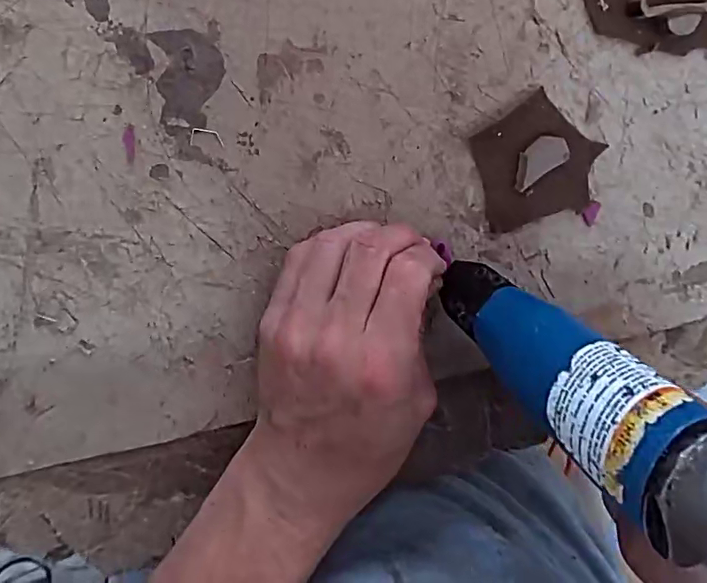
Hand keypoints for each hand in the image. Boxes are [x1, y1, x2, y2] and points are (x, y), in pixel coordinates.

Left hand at [154, 220, 445, 582]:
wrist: (297, 475)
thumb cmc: (368, 444)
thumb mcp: (420, 395)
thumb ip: (421, 332)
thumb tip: (422, 277)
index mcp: (381, 361)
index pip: (408, 272)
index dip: (428, 255)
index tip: (434, 263)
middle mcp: (336, 337)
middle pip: (373, 249)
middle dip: (403, 236)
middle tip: (413, 247)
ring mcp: (297, 326)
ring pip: (335, 242)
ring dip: (367, 232)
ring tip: (381, 243)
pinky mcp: (272, 321)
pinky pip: (301, 256)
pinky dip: (332, 241)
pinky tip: (348, 250)